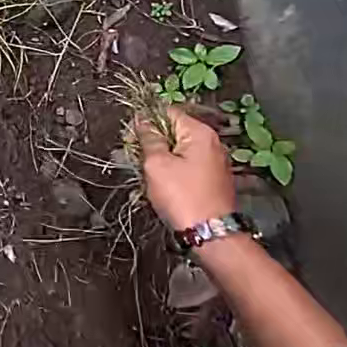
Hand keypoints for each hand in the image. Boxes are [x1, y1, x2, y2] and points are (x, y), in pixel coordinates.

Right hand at [136, 106, 236, 230]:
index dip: (146, 121)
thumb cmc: (182, 197)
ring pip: (180, 149)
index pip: (168, 112)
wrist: (211, 234)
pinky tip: (165, 186)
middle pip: (175, 130)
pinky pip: (189, 165)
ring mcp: (215, 161)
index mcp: (199, 133)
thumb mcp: (157, 164)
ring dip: (163, 159)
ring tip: (150, 176)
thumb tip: (142, 120)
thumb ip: (149, 138)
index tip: (131, 137)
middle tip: (138, 159)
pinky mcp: (214, 178)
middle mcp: (212, 142)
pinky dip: (175, 170)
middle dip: (154, 142)